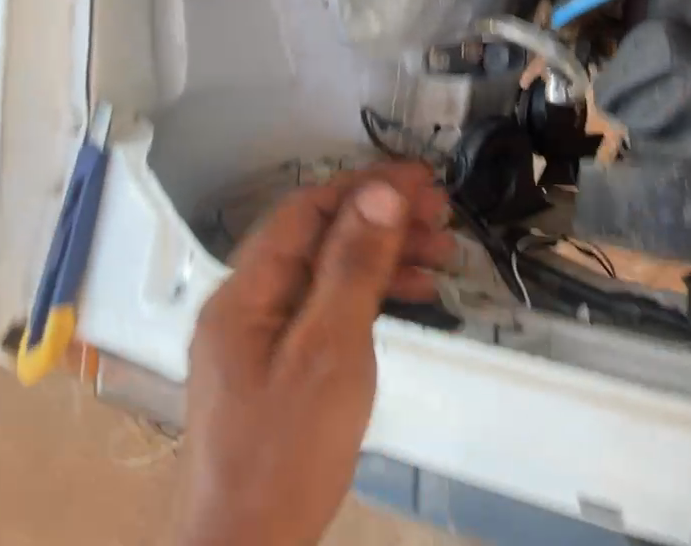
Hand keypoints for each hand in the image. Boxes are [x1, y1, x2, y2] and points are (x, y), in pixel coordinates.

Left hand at [175, 163, 455, 545]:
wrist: (250, 544)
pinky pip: (334, 304)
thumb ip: (354, 266)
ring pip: (332, 268)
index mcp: (246, 294)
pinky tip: (418, 293)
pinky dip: (377, 290)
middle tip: (444, 214)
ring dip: (388, 252)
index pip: (308, 211)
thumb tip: (380, 192)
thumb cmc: (289, 446)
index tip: (426, 181)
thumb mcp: (331, 348)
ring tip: (444, 253)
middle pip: (321, 236)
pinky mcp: (286, 361)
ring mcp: (266, 334)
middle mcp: (250, 304)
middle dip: (385, 217)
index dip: (367, 186)